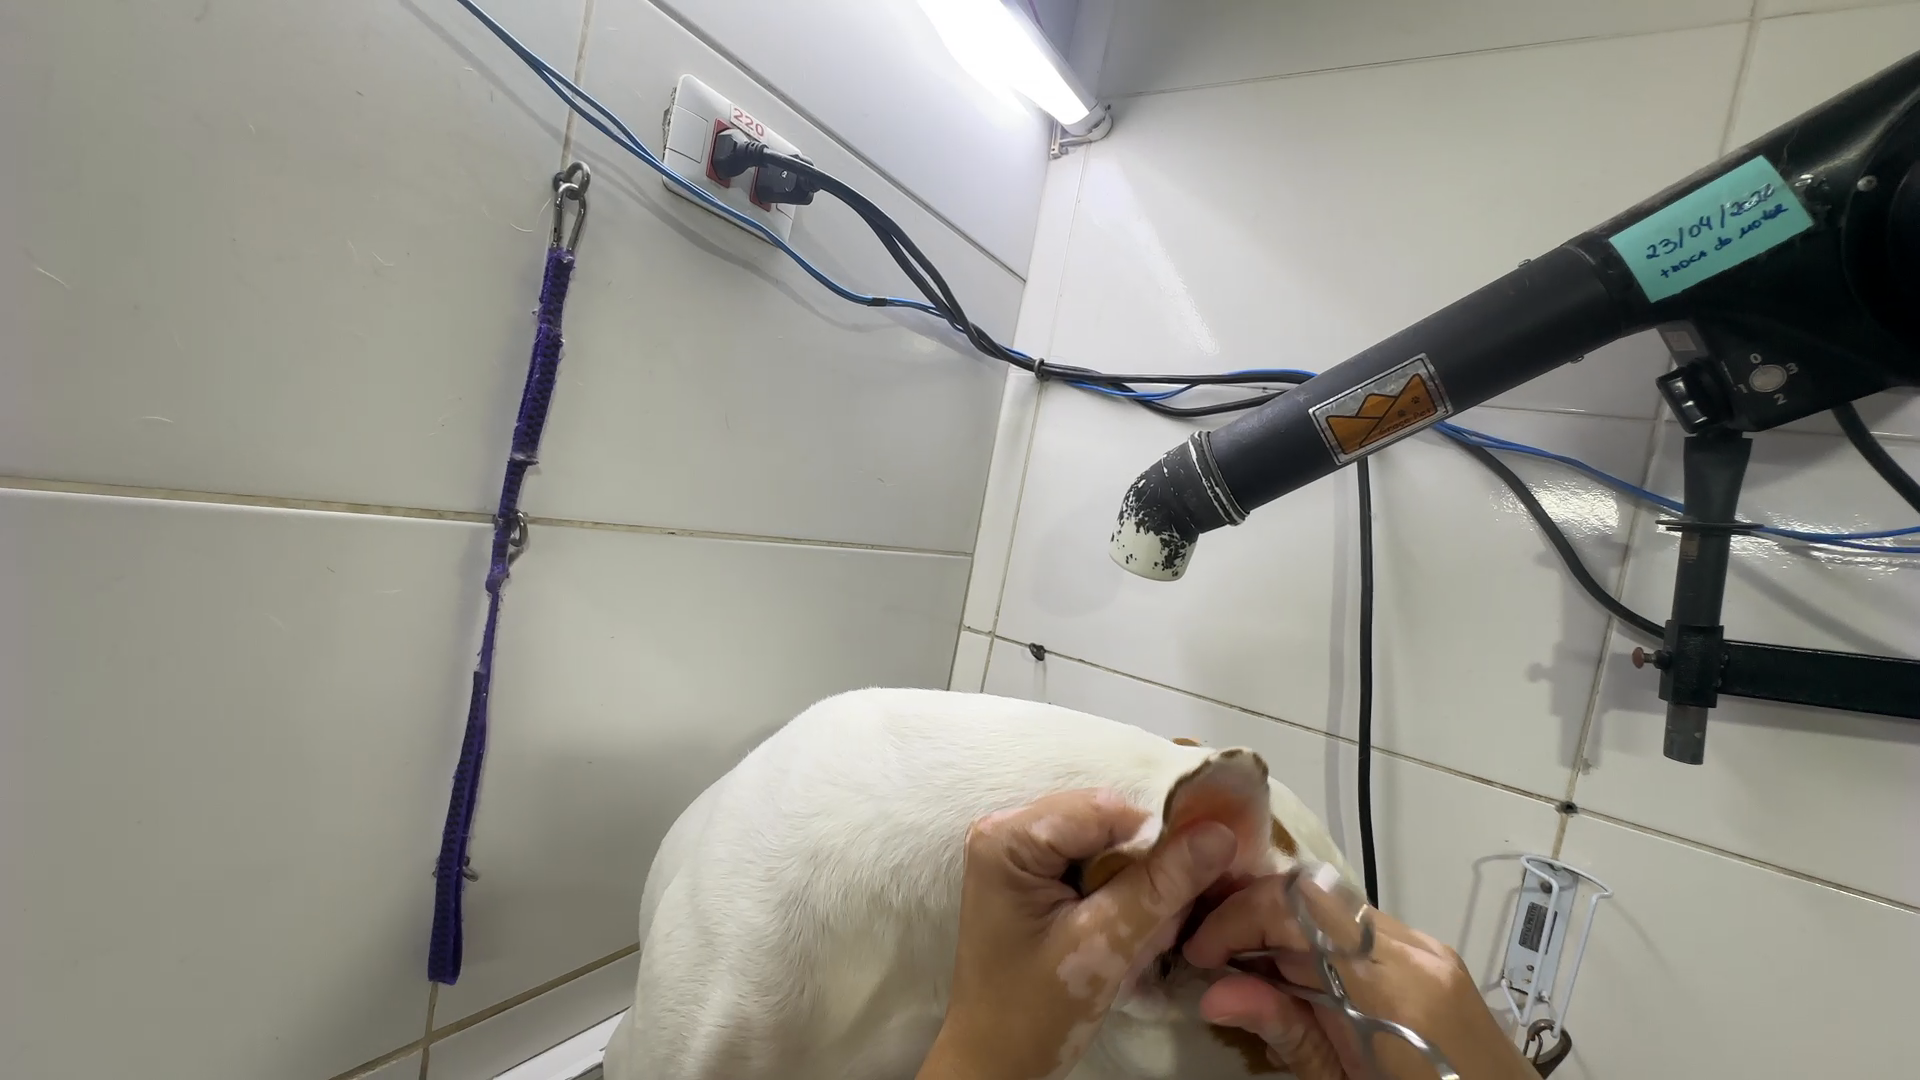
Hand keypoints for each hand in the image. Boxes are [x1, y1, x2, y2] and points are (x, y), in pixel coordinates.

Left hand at [917, 789, 1239, 1079]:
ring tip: (1142, 928)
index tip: (1191, 881)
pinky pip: (1086, 857)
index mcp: (1008, 837)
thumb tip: (1218, 835)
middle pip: (1099, 820)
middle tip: (1165, 917)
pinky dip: (1114, 887)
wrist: (993, 1062)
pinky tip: (1120, 924)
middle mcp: (1006, 828)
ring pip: (1099, 839)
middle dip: (1141, 863)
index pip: (1101, 810)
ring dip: (1131, 878)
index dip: (1152, 840)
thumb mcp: (1102, 949)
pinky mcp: (1027, 870)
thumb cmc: (1034, 1013)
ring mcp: (1014, 848)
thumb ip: (1158, 887)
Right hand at [1182, 867, 1535, 1079]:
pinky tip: (1293, 973)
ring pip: (1328, 902)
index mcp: (1396, 990)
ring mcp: (1428, 948)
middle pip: (1308, 893)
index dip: (1237, 918)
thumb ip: (1287, 1035)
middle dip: (1248, 913)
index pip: (1296, 908)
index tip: (1200, 953)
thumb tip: (1211, 994)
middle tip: (1212, 954)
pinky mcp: (1431, 956)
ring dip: (1276, 922)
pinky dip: (1310, 935)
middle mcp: (1414, 951)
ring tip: (1243, 964)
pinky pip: (1354, 925)